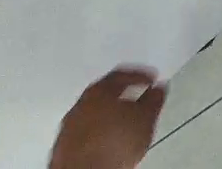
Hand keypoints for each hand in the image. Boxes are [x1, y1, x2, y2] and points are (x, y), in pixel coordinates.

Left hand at [50, 68, 165, 168]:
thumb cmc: (115, 142)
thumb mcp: (146, 117)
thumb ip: (154, 98)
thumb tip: (159, 88)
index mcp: (99, 91)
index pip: (121, 74)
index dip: (140, 75)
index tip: (151, 80)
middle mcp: (80, 105)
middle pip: (104, 93)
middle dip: (123, 95)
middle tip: (138, 99)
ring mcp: (68, 127)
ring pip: (93, 113)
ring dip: (109, 115)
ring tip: (125, 123)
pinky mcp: (63, 148)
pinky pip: (85, 132)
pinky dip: (98, 131)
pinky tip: (109, 140)